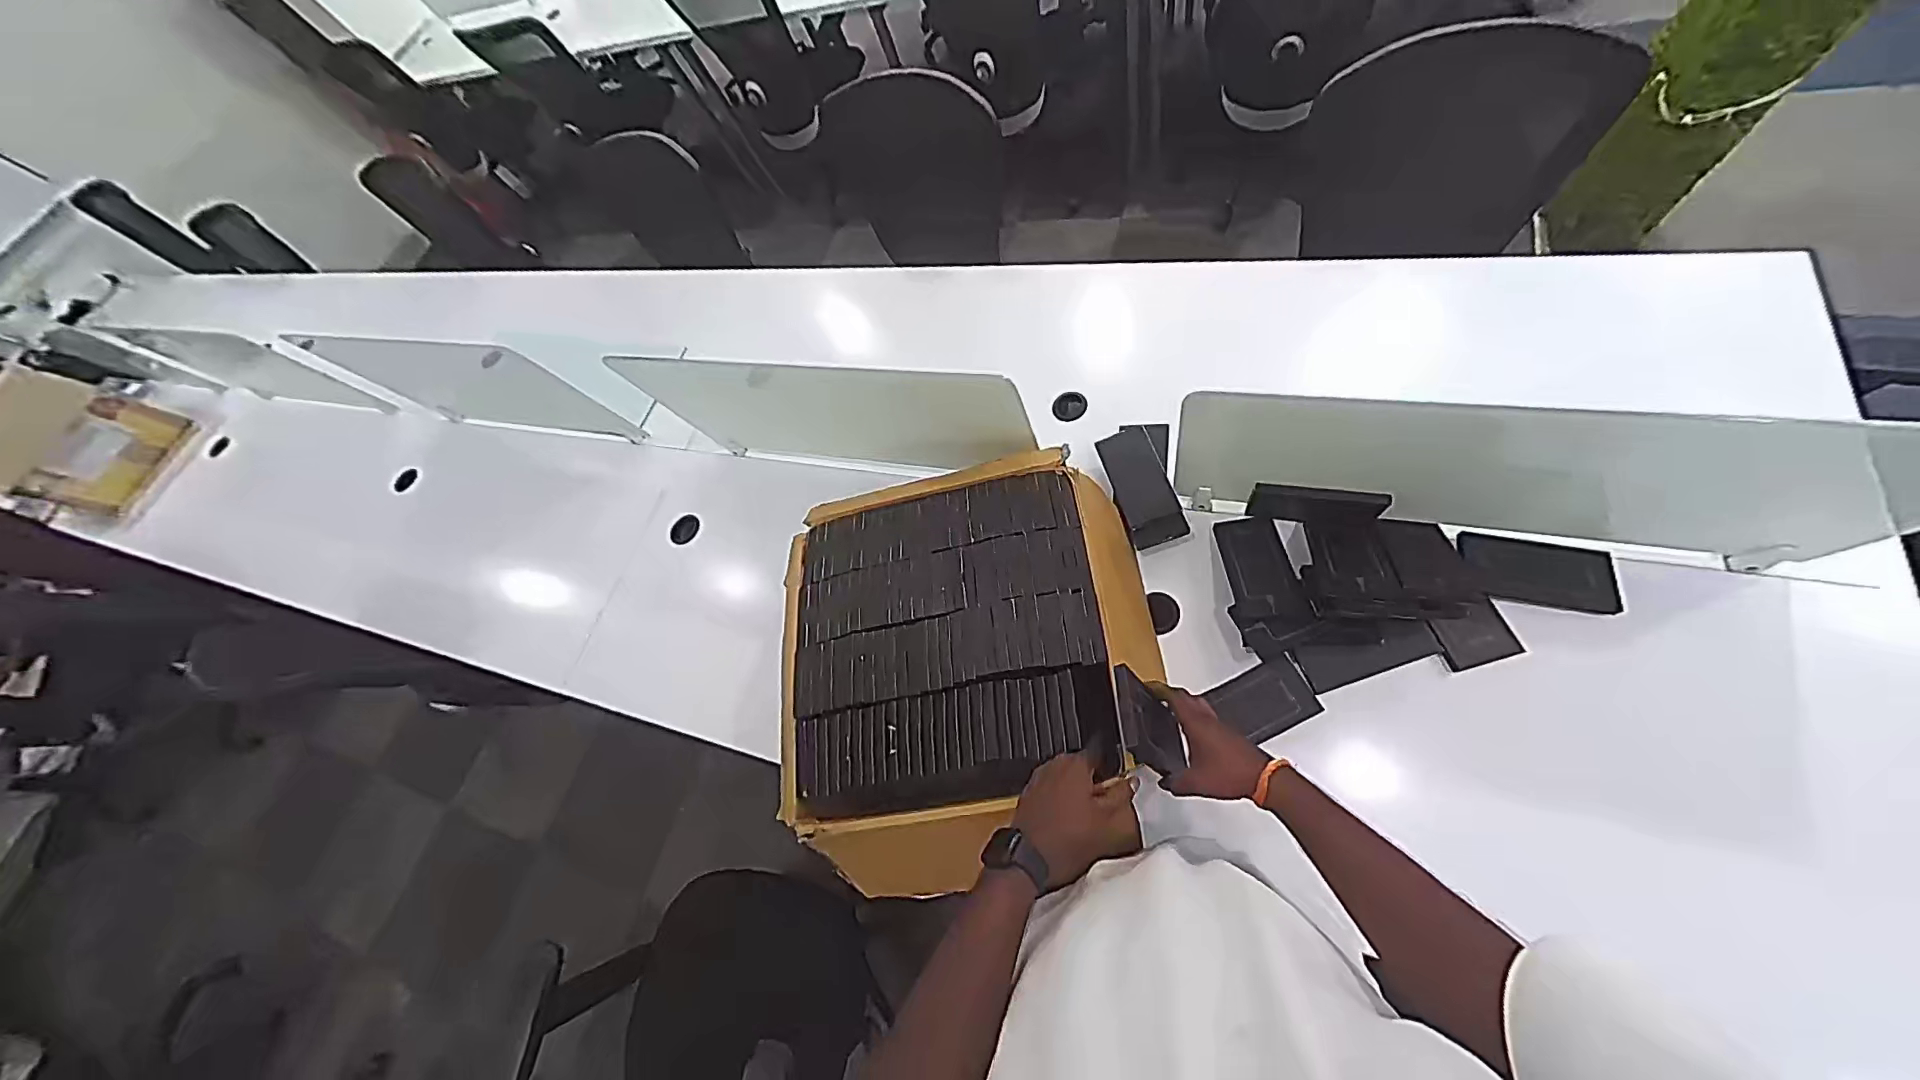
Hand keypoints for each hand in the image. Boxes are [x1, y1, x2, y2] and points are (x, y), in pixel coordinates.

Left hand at [1012, 751, 1140, 888]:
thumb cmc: (1066, 840)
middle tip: (1104, 810)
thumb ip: (1123, 796)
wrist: (1028, 860)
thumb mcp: (1108, 821)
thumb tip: (1132, 783)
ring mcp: (1038, 779)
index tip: (1120, 788)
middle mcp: (1053, 765)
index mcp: (1075, 763)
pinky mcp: (1029, 795)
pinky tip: (1066, 824)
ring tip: (1085, 821)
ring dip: (1078, 795)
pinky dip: (1061, 804)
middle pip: (1084, 768)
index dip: (1115, 772)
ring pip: (1067, 781)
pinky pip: (1052, 793)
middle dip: (1096, 786)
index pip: (1102, 755)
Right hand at [1150, 683, 1270, 800]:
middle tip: (1161, 696)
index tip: (1151, 687)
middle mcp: (1209, 720)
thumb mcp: (1196, 783)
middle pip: (1188, 696)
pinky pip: (1209, 716)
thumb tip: (1167, 782)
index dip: (1160, 690)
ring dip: (1186, 703)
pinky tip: (1196, 731)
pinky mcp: (1230, 733)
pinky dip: (1198, 716)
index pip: (1175, 698)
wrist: (1263, 778)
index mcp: (1196, 725)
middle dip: (1172, 694)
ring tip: (1176, 710)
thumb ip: (1176, 783)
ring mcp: (1221, 725)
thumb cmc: (1234, 773)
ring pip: (1200, 704)